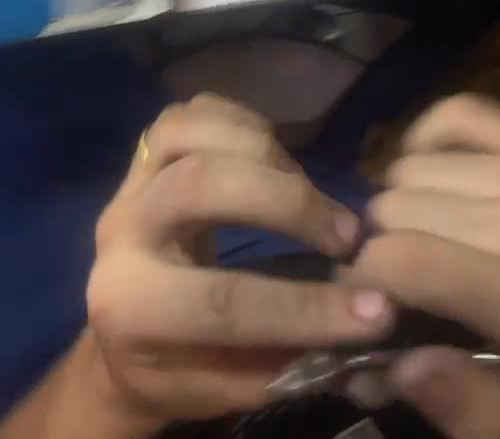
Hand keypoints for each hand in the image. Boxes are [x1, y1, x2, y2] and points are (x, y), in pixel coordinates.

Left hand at [82, 94, 394, 427]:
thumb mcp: (225, 389)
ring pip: (185, 131)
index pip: (221, 302)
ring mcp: (129, 183)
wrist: (122, 329)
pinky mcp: (144, 153)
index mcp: (130, 306)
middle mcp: (120, 232)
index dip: (304, 307)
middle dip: (287, 202)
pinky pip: (189, 111)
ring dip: (263, 151)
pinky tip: (275, 154)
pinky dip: (241, 122)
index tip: (378, 309)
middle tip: (347, 234)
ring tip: (306, 187)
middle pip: (200, 184)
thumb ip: (284, 362)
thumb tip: (362, 325)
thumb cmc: (177, 367)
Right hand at [349, 95, 499, 438]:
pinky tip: (438, 175)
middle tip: (411, 281)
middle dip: (387, 246)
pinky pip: (458, 113)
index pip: (402, 258)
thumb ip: (470, 407)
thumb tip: (391, 363)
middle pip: (397, 207)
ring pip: (414, 166)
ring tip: (432, 236)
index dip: (368, 282)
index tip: (379, 307)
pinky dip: (431, 140)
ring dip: (406, 203)